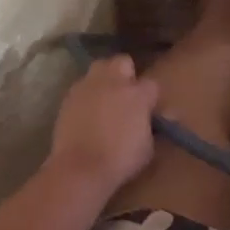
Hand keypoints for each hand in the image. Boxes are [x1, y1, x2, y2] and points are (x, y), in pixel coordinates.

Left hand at [48, 55, 158, 191]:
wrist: (80, 167)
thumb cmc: (120, 160)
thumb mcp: (147, 148)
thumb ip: (153, 127)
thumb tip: (160, 118)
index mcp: (137, 94)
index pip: (151, 84)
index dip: (151, 97)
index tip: (149, 109)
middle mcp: (112, 82)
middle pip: (122, 62)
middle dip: (126, 74)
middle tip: (125, 94)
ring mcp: (88, 87)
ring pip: (98, 68)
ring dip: (104, 79)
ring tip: (104, 99)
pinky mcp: (69, 96)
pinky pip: (81, 86)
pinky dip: (87, 94)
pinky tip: (87, 111)